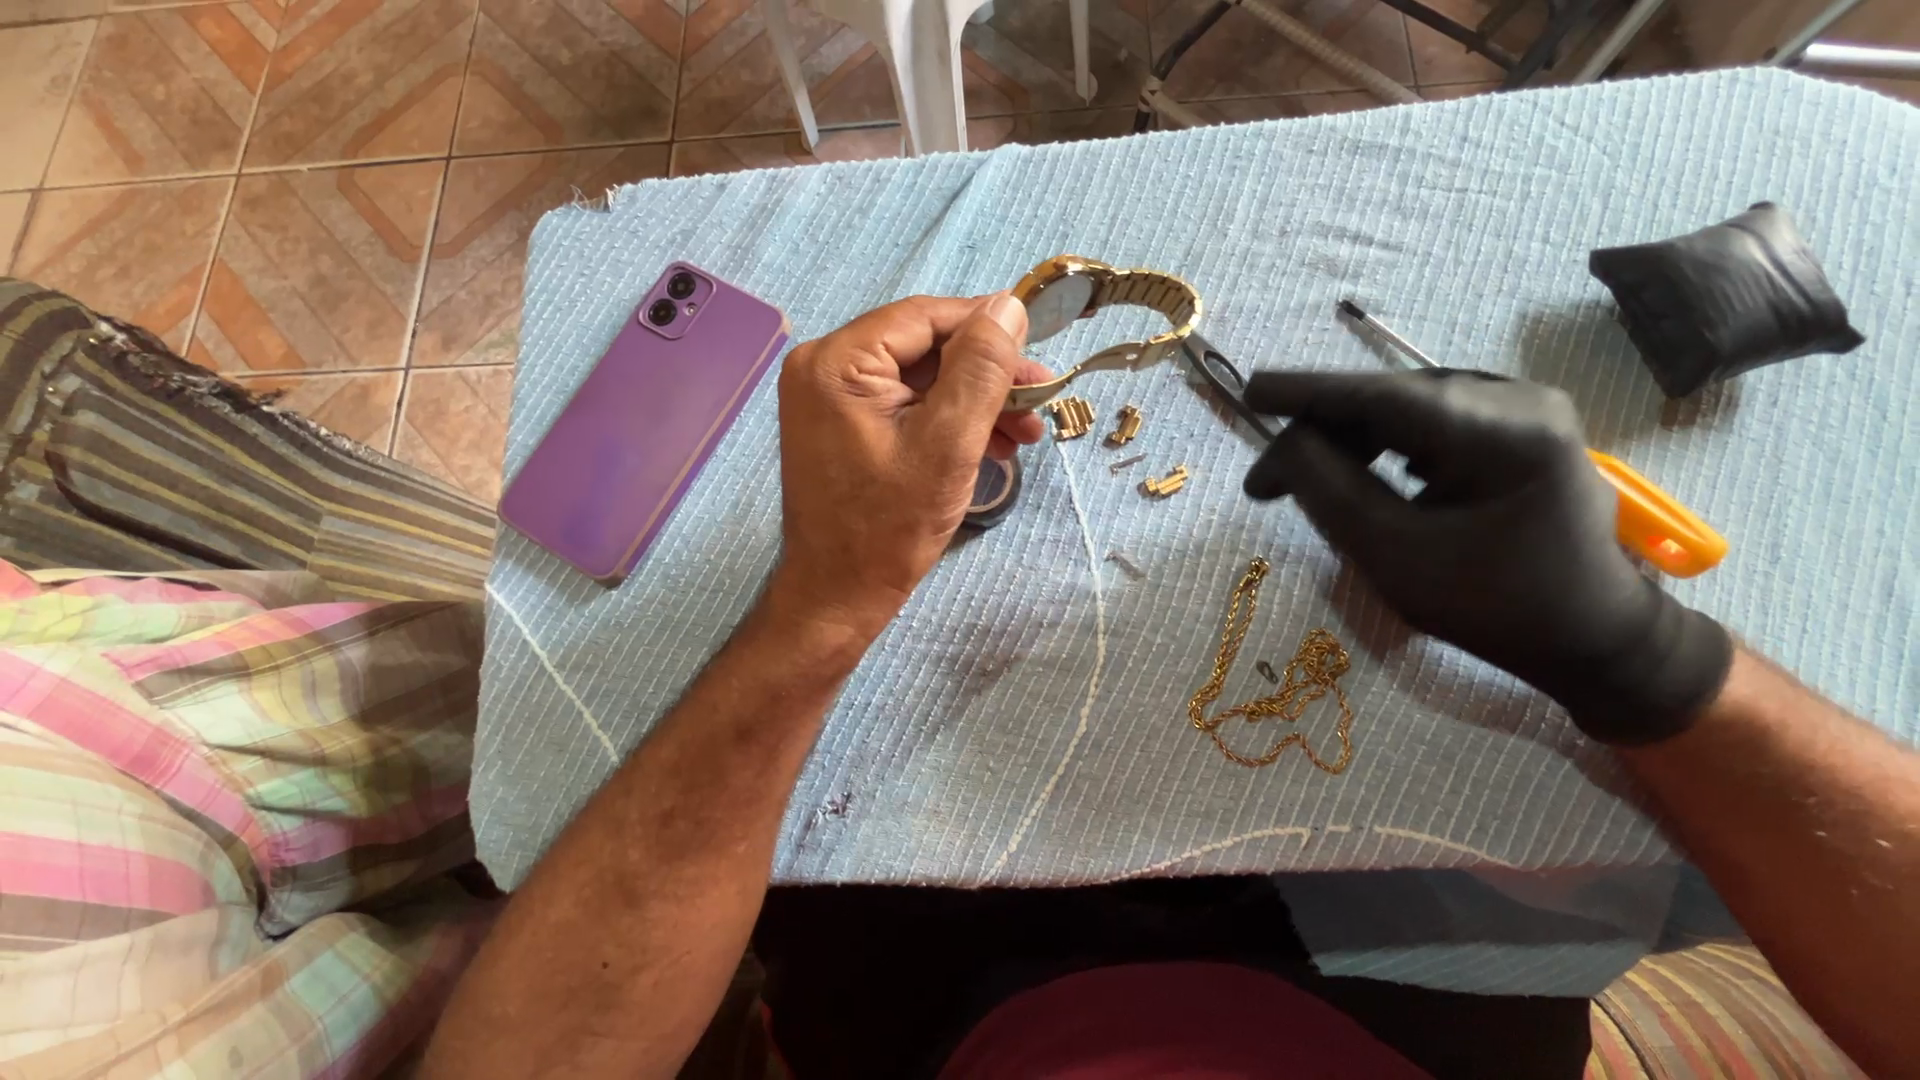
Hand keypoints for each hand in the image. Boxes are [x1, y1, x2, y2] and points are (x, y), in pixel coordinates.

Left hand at [770, 294, 1047, 635]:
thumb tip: (1009, 305)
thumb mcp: (948, 444)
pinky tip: (992, 445)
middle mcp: (825, 367)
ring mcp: (831, 398)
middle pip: (925, 347)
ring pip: (921, 379)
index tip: (1039, 349)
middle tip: (1041, 398)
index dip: (988, 327)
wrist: (839, 596)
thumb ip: (981, 369)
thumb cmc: (890, 527)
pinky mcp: (844, 426)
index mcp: (838, 362)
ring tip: (1026, 433)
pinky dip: (949, 421)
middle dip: (987, 374)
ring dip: (976, 401)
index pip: (925, 317)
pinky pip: (906, 406)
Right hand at [1242, 369, 1731, 743]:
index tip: (1247, 392)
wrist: (1594, 639)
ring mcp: (1525, 411)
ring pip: (1406, 410)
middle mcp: (1519, 402)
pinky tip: (1361, 475)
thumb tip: (1284, 444)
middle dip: (1320, 435)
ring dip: (1348, 443)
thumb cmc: (1495, 610)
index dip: (1306, 392)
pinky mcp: (1520, 429)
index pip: (1381, 396)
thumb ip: (1330, 491)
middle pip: (1391, 400)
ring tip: (1305, 486)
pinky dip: (1382, 447)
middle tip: (1265, 486)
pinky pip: (1430, 424)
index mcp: (1505, 434)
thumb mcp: (1396, 557)